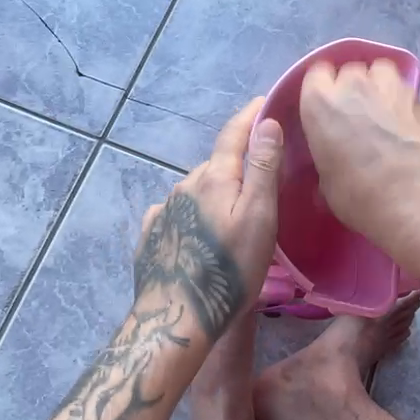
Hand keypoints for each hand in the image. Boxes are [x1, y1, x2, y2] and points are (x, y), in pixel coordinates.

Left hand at [132, 98, 282, 340]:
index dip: (251, 116)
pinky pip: (179, 212)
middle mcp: (185, 185)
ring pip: (198, 189)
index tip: (265, 101)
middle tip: (262, 177)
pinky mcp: (153, 234)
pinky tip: (200, 230)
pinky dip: (194, 212)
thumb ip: (263, 168)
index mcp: (214, 177)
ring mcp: (165, 210)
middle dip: (239, 163)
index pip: (234, 133)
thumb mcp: (259, 218)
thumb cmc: (228, 270)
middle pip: (218, 163)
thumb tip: (266, 123)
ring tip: (235, 213)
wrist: (176, 319)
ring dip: (217, 191)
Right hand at [298, 59, 419, 247]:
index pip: (316, 74)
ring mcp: (393, 89)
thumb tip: (338, 159)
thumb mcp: (327, 181)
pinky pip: (409, 95)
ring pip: (383, 72)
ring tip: (385, 113)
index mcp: (321, 103)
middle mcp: (355, 86)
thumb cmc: (361, 196)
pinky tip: (410, 130)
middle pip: (351, 70)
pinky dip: (407, 107)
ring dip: (381, 87)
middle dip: (354, 88)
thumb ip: (329, 154)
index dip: (323, 91)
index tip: (328, 110)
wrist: (419, 200)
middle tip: (357, 116)